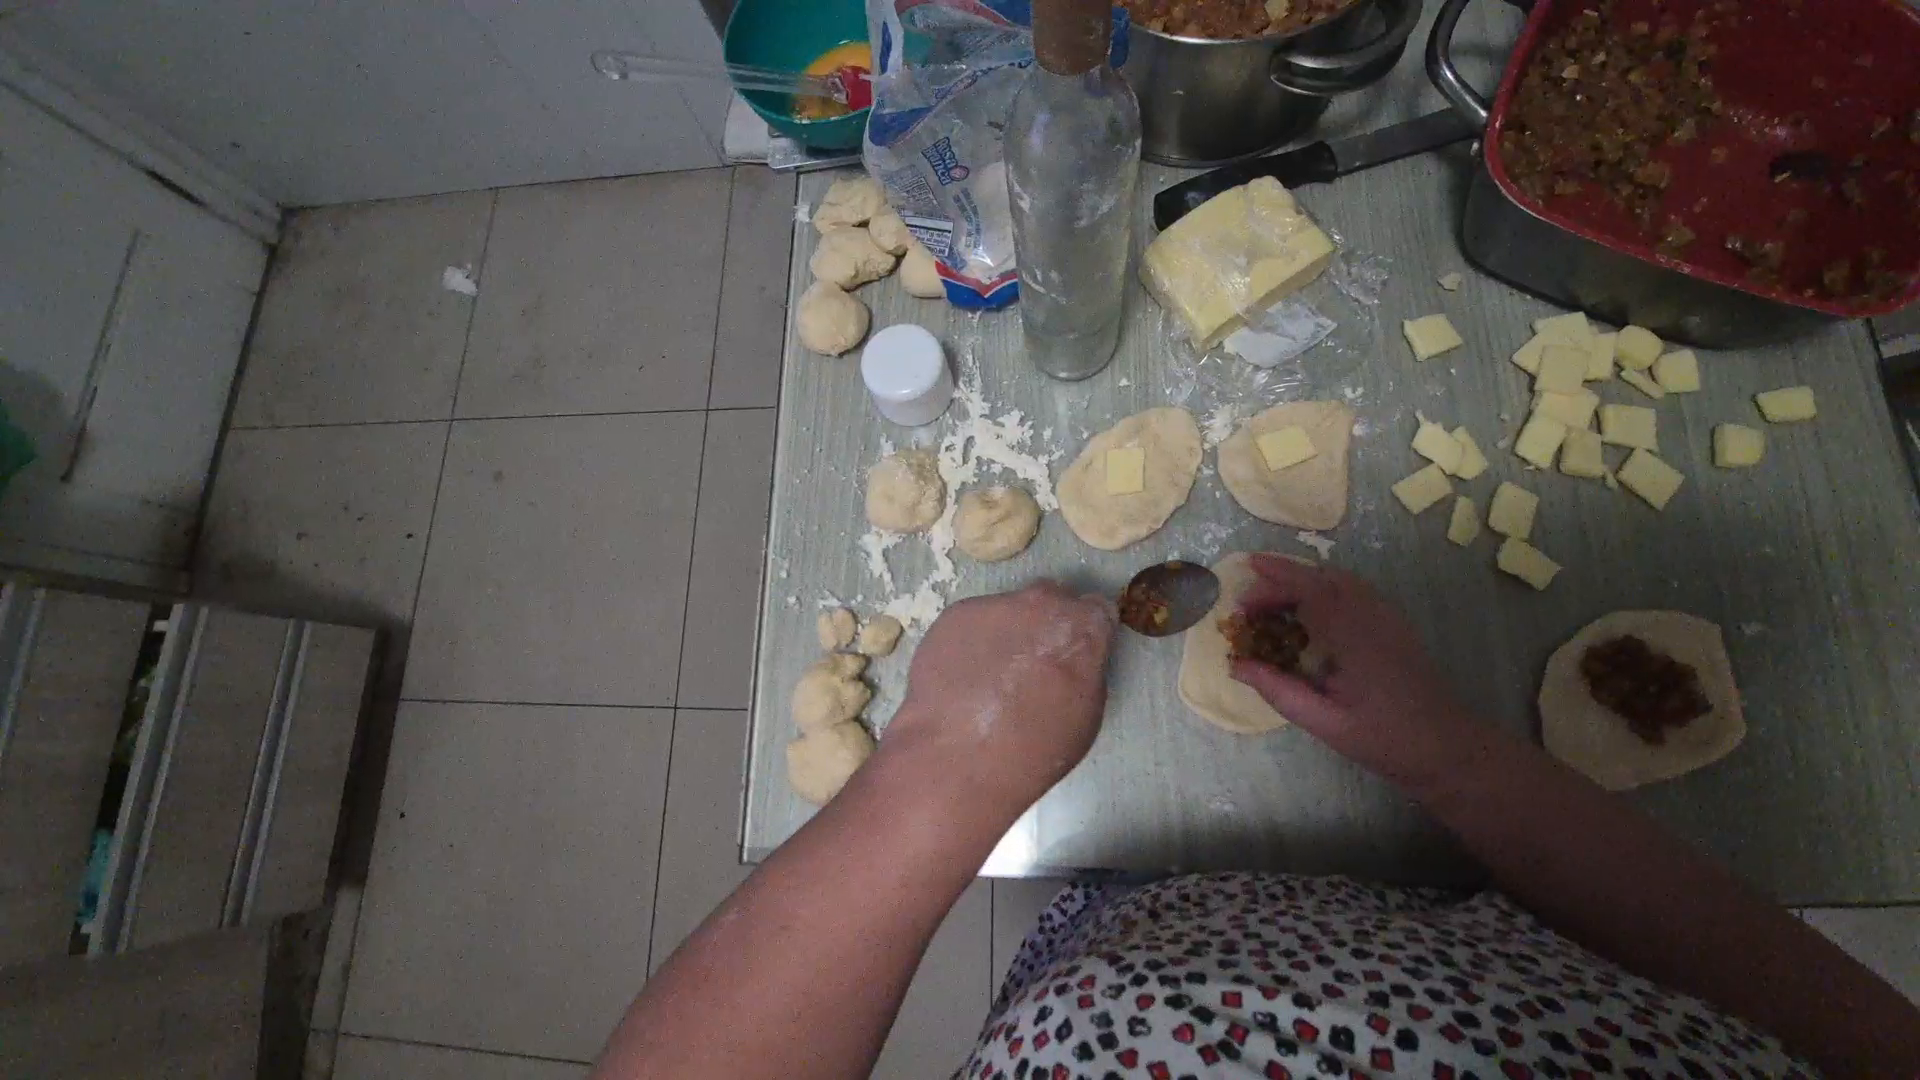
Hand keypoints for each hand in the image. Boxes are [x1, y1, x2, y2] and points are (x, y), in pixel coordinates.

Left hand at [877, 581, 1114, 816]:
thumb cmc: (1034, 746)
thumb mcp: (1087, 713)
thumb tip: (1074, 657)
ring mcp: (994, 605)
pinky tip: (963, 676)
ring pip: (1008, 609)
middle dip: (1047, 623)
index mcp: (1083, 626)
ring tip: (991, 675)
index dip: (1086, 632)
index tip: (1076, 652)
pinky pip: (973, 621)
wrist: (958, 754)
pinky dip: (973, 641)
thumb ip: (1085, 668)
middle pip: (1051, 599)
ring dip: (1008, 632)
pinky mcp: (955, 614)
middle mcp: (1040, 603)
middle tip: (1033, 662)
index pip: (1097, 609)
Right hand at [1228, 554, 1492, 792]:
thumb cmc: (1385, 739)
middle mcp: (1373, 615)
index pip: (1309, 590)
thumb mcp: (1325, 723)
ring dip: (1302, 581)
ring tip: (1271, 600)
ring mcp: (1387, 616)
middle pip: (1322, 576)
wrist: (1448, 749)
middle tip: (1249, 599)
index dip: (1270, 586)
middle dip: (1281, 578)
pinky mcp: (1393, 624)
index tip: (1240, 601)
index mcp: (1355, 636)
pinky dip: (1322, 589)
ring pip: (1339, 579)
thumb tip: (1237, 665)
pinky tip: (1306, 612)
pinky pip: (1353, 590)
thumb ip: (1279, 691)